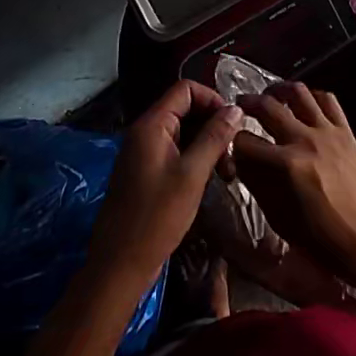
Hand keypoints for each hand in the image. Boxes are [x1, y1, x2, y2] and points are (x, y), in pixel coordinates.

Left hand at [87, 81, 242, 293]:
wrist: (120, 265)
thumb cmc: (156, 217)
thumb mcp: (193, 174)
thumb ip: (215, 136)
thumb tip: (235, 108)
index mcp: (151, 126)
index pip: (186, 90)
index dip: (213, 99)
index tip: (233, 123)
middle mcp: (145, 133)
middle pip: (186, 109)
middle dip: (214, 124)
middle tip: (234, 151)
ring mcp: (144, 153)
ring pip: (184, 131)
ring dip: (208, 143)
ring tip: (228, 170)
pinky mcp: (147, 172)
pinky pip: (177, 150)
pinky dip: (197, 157)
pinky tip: (212, 178)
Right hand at [233, 83, 355, 285]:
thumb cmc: (320, 238)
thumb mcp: (278, 217)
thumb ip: (258, 183)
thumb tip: (242, 161)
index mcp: (285, 165)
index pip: (245, 143)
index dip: (231, 143)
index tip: (229, 144)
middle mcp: (305, 140)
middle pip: (268, 107)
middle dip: (247, 104)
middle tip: (239, 105)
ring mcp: (328, 131)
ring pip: (299, 93)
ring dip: (279, 90)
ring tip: (270, 94)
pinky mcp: (346, 130)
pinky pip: (328, 100)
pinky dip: (312, 96)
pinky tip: (304, 103)